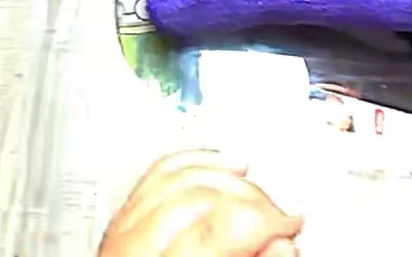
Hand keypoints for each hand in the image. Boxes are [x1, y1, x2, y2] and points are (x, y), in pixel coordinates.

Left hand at [100, 151, 303, 256]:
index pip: (214, 231)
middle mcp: (130, 251)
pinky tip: (222, 165)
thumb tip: (282, 249)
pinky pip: (158, 175)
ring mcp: (119, 236)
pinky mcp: (119, 224)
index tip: (292, 228)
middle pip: (196, 201)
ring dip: (223, 180)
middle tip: (283, 220)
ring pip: (177, 180)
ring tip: (259, 194)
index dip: (260, 220)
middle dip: (248, 202)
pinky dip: (194, 164)